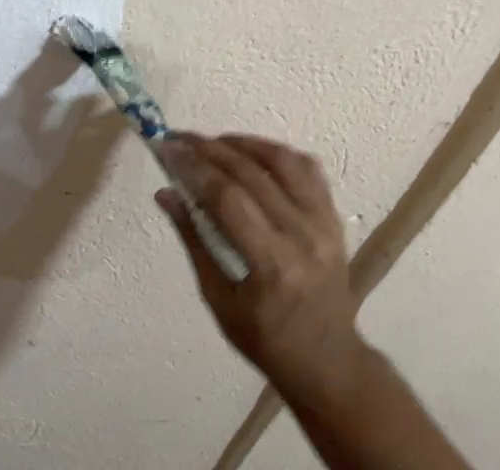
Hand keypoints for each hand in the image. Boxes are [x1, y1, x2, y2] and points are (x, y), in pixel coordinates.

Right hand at [157, 133, 369, 404]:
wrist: (327, 359)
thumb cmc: (264, 337)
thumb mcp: (217, 297)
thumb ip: (193, 239)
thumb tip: (165, 192)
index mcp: (272, 264)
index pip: (228, 198)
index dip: (194, 167)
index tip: (167, 148)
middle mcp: (303, 237)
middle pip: (251, 174)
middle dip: (209, 149)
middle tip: (179, 139)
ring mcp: (324, 225)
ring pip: (282, 162)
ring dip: (243, 143)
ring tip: (213, 143)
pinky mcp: (334, 219)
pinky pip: (307, 170)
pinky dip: (277, 154)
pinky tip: (252, 154)